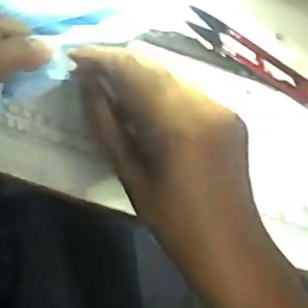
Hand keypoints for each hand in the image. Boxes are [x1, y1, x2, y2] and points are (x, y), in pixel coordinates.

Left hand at [0, 10, 51, 176]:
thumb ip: (20, 52)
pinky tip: (3, 94)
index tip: (56, 70)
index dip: (37, 46)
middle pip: (4, 39)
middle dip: (24, 57)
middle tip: (45, 82)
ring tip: (28, 90)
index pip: (16, 26)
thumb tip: (50, 44)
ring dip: (9, 70)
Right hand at [75, 47, 307, 307]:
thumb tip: (85, 80)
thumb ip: (103, 119)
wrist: (234, 252)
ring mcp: (220, 106)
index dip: (99, 57)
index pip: (131, 68)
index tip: (73, 55)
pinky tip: (141, 98)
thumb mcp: (128, 171)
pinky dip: (158, 85)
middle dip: (116, 61)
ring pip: (167, 72)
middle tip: (86, 67)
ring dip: (136, 71)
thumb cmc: (173, 219)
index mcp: (177, 120)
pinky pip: (184, 87)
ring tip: (108, 81)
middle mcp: (202, 103)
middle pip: (150, 64)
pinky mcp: (229, 114)